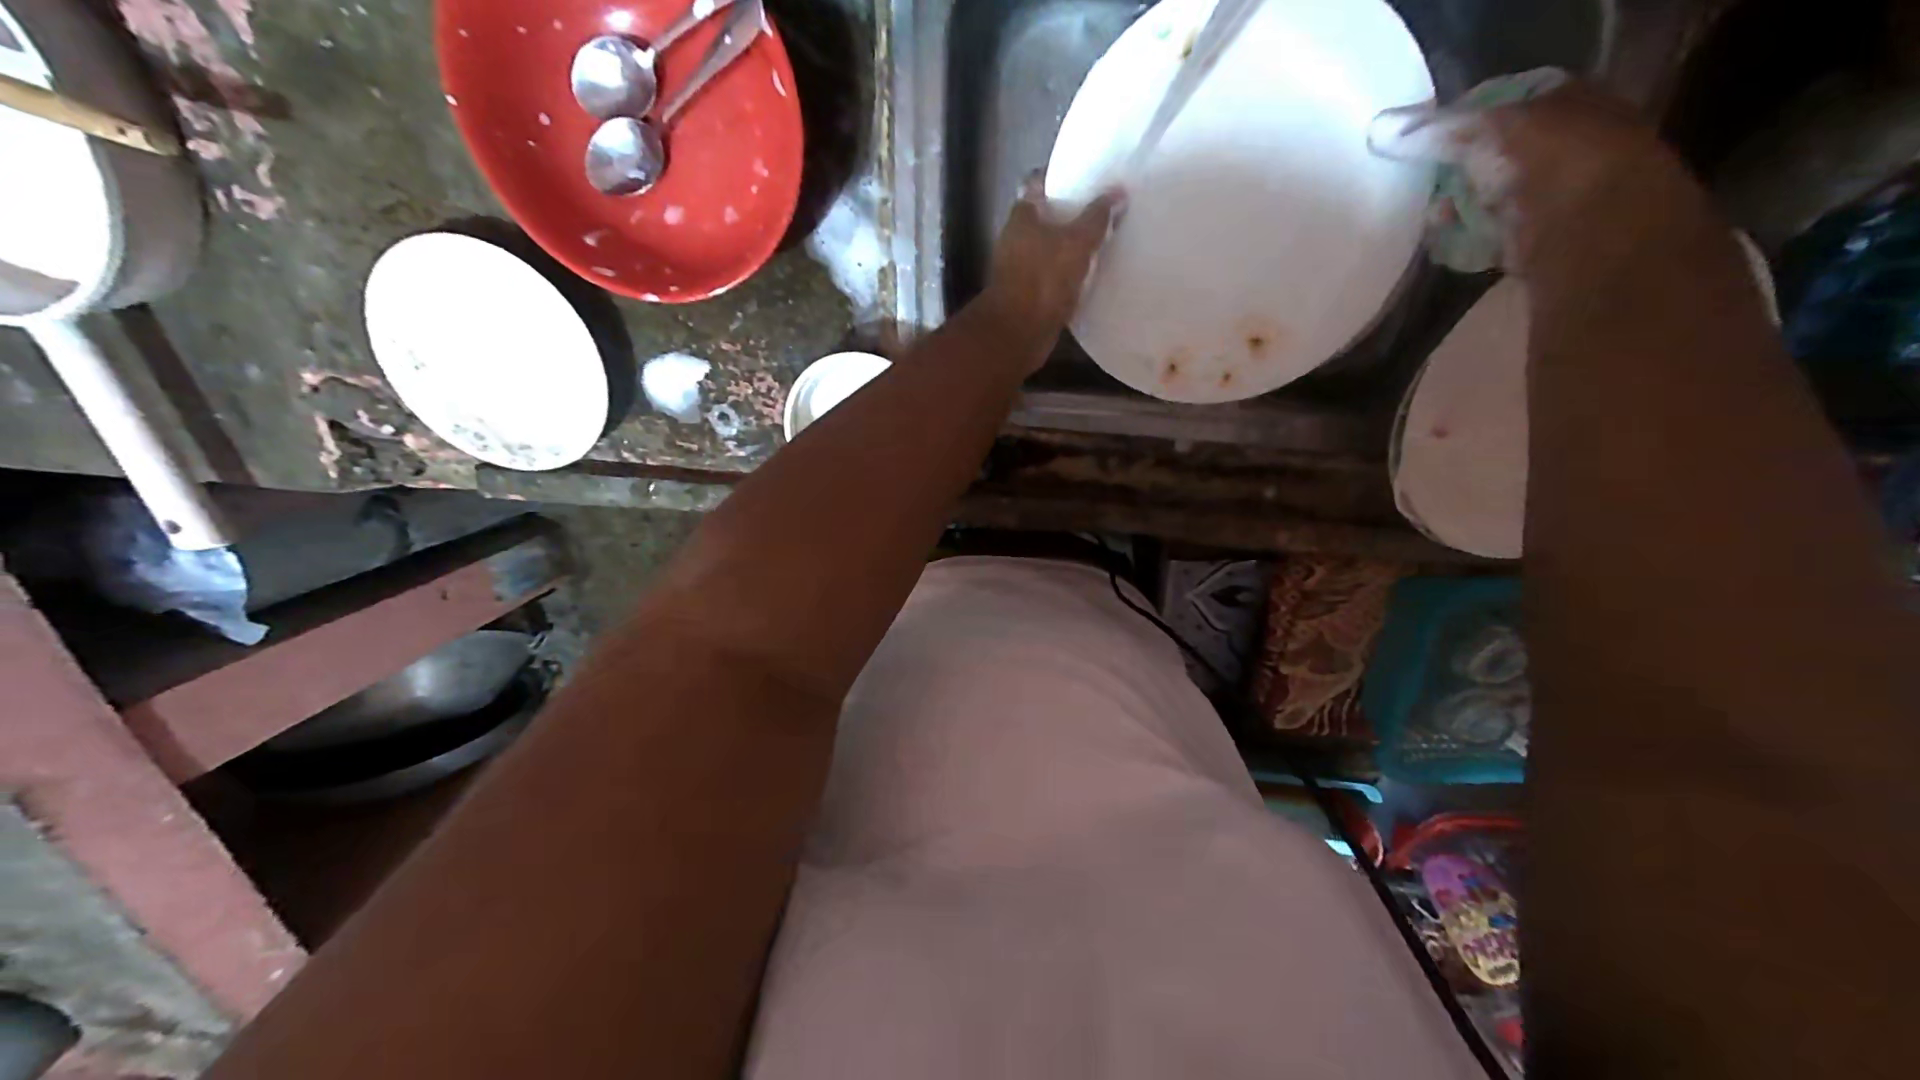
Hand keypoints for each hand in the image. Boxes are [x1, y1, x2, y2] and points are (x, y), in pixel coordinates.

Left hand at [976, 173, 1122, 369]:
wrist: (1019, 333)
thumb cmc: (1043, 279)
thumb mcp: (1076, 242)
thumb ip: (1097, 218)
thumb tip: (1118, 192)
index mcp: (1022, 217)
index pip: (1038, 183)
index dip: (1060, 176)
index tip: (1087, 175)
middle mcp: (1017, 239)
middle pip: (1047, 217)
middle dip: (1072, 213)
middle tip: (1105, 207)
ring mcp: (1022, 269)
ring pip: (1052, 248)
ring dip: (1073, 246)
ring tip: (1106, 238)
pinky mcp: (1031, 294)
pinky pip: (1055, 276)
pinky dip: (1071, 273)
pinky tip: (1094, 273)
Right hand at [1373, 82, 1706, 275]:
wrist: (1588, 228)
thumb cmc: (1545, 161)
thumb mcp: (1481, 133)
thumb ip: (1429, 132)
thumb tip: (1377, 128)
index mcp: (1563, 101)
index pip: (1501, 103)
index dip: (1459, 121)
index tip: (1422, 141)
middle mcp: (1564, 143)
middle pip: (1488, 157)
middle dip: (1452, 174)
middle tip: (1420, 185)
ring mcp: (1553, 194)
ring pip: (1485, 199)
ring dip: (1456, 211)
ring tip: (1433, 219)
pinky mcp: (1537, 240)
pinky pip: (1488, 237)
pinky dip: (1464, 241)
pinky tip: (1446, 244)